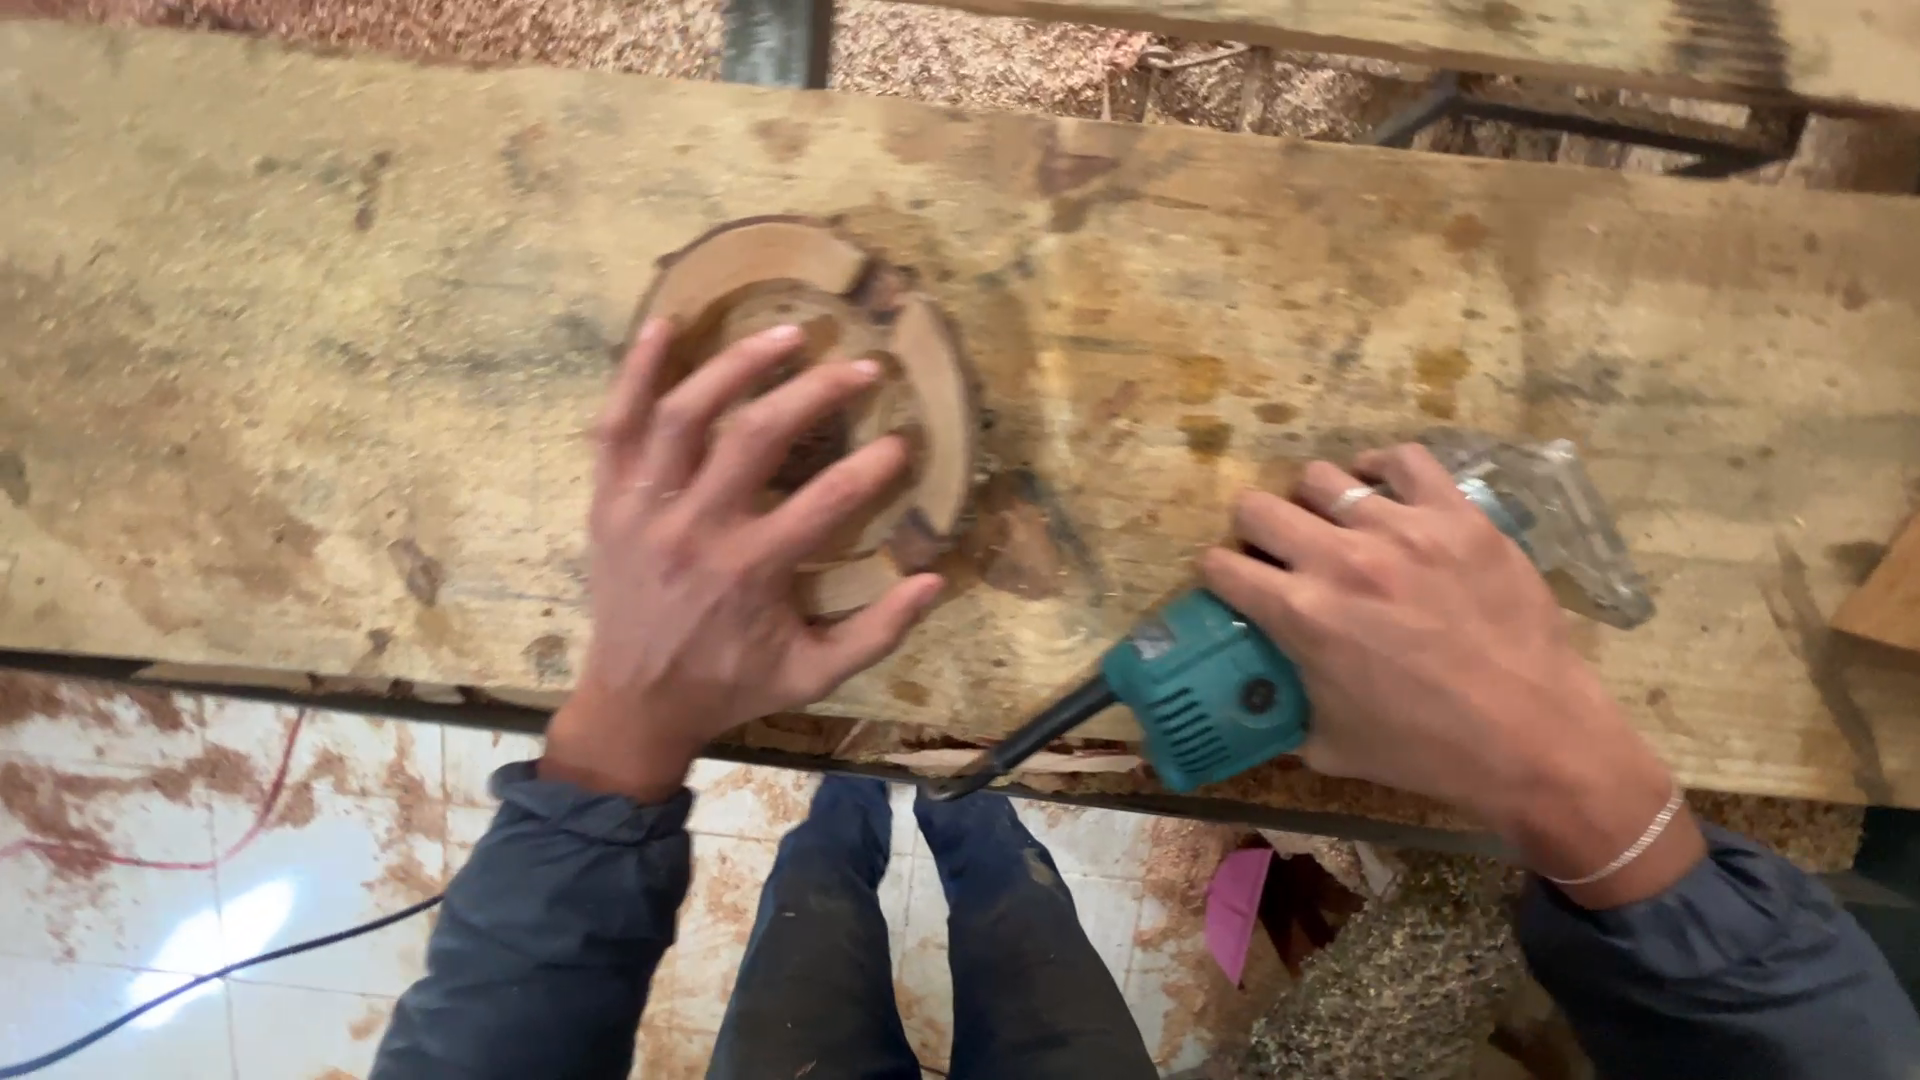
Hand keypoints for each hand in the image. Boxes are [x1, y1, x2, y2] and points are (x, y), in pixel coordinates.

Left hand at [541, 319, 944, 802]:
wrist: (635, 704)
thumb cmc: (731, 685)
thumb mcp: (814, 676)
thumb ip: (878, 632)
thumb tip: (935, 581)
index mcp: (751, 572)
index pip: (827, 501)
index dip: (875, 466)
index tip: (904, 443)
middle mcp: (696, 529)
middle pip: (757, 436)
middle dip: (818, 392)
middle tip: (863, 367)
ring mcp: (644, 509)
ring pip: (685, 414)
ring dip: (739, 364)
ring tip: (787, 333)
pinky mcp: (607, 501)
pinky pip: (615, 423)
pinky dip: (636, 371)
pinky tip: (665, 324)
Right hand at [1199, 444, 1702, 906]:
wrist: (1538, 742)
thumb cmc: (1425, 749)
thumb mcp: (1325, 742)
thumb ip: (1278, 703)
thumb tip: (1251, 689)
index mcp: (1301, 614)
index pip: (1220, 565)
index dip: (1217, 574)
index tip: (1231, 583)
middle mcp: (1339, 560)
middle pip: (1256, 507)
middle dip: (1253, 531)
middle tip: (1277, 553)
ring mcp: (1402, 530)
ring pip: (1320, 477)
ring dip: (1313, 504)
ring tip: (1335, 526)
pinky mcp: (1459, 517)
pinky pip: (1405, 460)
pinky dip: (1382, 470)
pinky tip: (1383, 495)